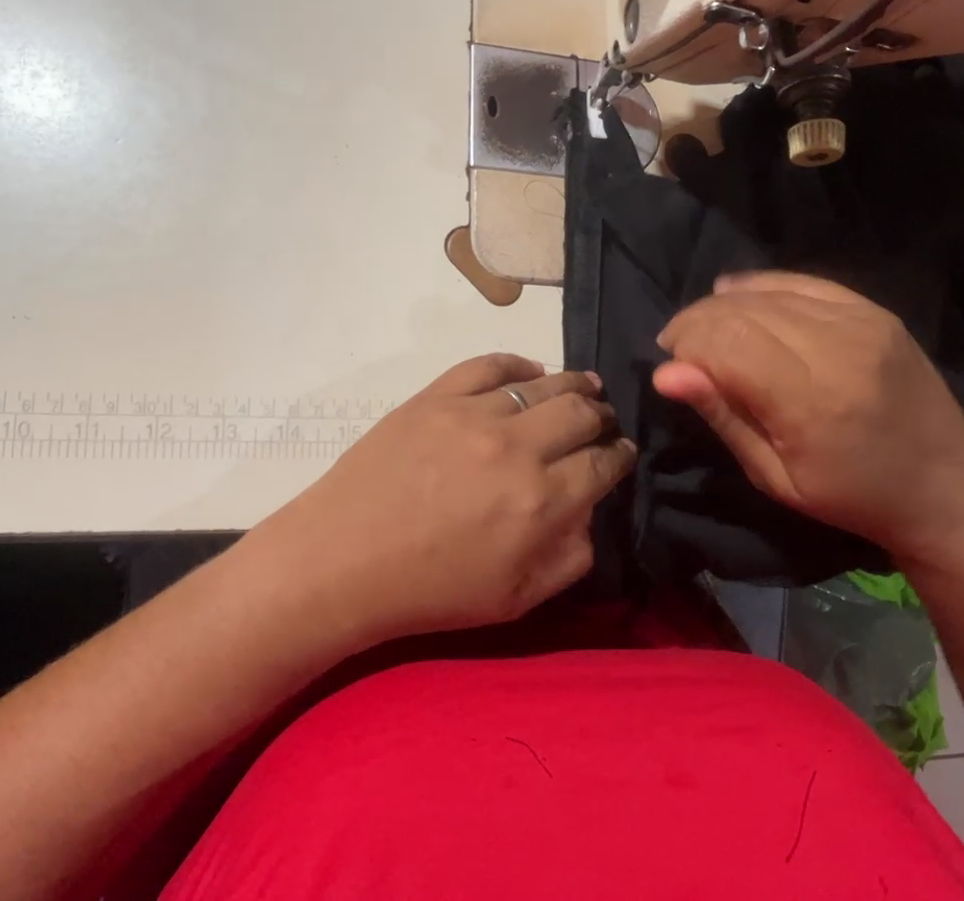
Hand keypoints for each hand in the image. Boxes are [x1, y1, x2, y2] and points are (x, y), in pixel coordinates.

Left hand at [259, 354, 635, 646]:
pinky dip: (518, 364)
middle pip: (583, 413)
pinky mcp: (435, 398)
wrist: (341, 562)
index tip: (622, 454)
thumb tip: (591, 513)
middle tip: (603, 423)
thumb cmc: (431, 592)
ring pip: (544, 384)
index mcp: (542, 503)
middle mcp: (517, 449)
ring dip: (573, 386)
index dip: (621, 456)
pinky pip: (489, 365)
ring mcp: (473, 415)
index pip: (604, 463)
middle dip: (603, 417)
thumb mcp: (517, 599)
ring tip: (585, 389)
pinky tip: (531, 372)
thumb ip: (571, 557)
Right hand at [653, 272, 963, 560]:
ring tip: (704, 330)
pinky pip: (804, 282)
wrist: (946, 487)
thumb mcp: (776, 478)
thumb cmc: (852, 498)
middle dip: (696, 323)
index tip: (670, 367)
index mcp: (811, 400)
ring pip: (768, 291)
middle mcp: (837, 346)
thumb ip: (724, 416)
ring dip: (723, 306)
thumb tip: (667, 374)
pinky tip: (737, 298)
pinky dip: (762, 287)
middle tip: (678, 349)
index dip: (686, 345)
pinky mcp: (875, 310)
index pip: (726, 342)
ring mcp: (862, 321)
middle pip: (742, 310)